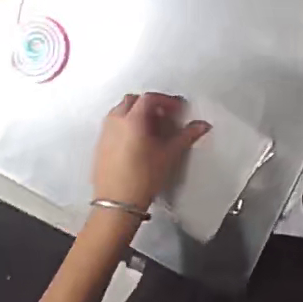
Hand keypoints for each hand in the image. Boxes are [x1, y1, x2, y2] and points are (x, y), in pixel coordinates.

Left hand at [92, 93, 209, 209]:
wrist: (118, 203)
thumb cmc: (143, 178)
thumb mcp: (169, 155)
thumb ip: (186, 136)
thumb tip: (202, 125)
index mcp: (132, 120)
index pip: (150, 98)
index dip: (166, 100)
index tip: (177, 108)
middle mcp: (115, 121)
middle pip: (133, 100)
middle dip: (150, 104)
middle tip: (165, 115)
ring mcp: (105, 133)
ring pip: (120, 111)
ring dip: (136, 113)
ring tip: (152, 128)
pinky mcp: (100, 145)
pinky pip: (113, 125)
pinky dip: (126, 125)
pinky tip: (137, 141)